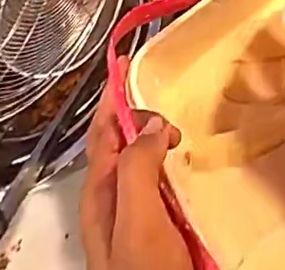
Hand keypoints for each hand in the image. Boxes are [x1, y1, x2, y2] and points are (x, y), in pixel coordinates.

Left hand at [81, 90, 187, 269]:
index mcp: (100, 193)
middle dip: (142, 118)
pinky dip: (168, 157)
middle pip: (120, 140)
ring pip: (139, 156)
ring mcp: (131, 211)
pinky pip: (156, 175)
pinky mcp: (153, 221)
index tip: (125, 62)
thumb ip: (138, 170)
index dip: (111, 96)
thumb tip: (153, 124)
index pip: (102, 131)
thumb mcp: (139, 222)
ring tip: (180, 139)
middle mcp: (111, 199)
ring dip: (157, 137)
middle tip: (174, 126)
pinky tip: (184, 163)